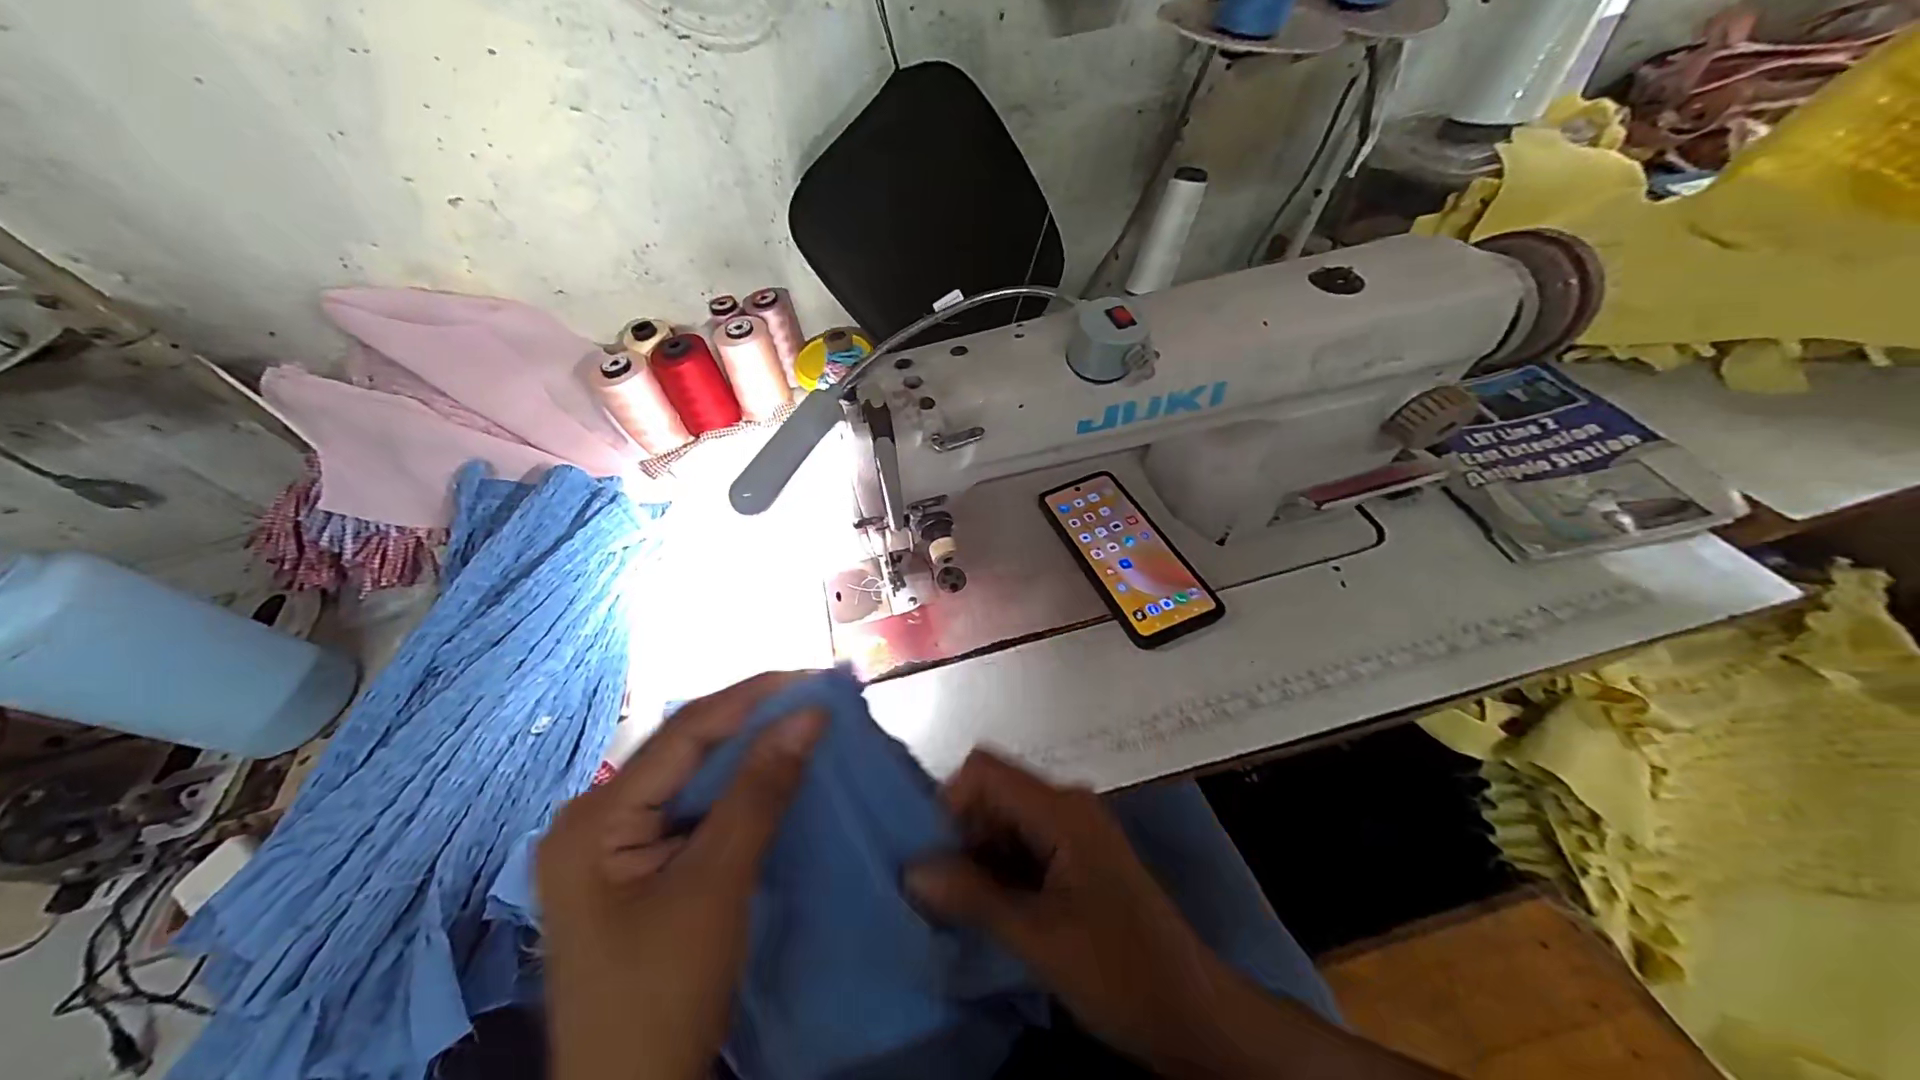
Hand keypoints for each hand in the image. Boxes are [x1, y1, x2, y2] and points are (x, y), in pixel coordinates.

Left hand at [536, 672, 825, 1079]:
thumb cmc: (664, 993)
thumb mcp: (717, 884)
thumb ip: (760, 792)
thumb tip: (809, 714)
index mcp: (593, 818)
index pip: (683, 734)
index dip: (752, 698)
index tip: (812, 676)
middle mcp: (592, 818)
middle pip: (684, 751)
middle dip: (751, 722)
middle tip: (814, 698)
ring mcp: (610, 845)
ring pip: (690, 778)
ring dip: (747, 754)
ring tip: (803, 725)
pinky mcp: (634, 867)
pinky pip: (690, 809)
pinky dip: (735, 790)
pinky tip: (771, 775)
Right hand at [906, 751, 1242, 1075]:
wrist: (1192, 1016)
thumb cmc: (1121, 970)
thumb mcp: (1038, 938)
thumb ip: (973, 897)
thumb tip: (912, 870)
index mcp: (1061, 810)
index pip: (984, 771)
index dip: (950, 803)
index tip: (934, 856)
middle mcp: (1066, 807)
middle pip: (992, 795)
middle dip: (960, 836)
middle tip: (944, 894)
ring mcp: (1072, 833)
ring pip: (1003, 823)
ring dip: (976, 859)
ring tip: (962, 910)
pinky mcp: (1075, 861)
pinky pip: (1021, 847)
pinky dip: (997, 872)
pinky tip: (989, 913)